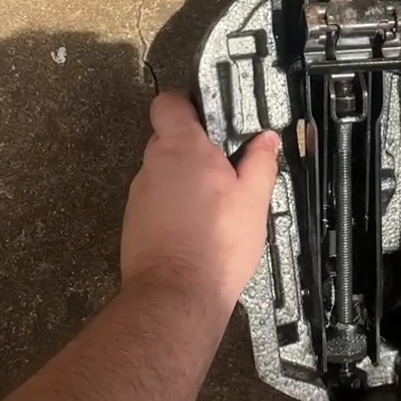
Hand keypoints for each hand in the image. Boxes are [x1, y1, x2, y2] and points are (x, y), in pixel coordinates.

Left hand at [120, 93, 280, 317]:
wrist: (175, 297)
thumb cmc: (215, 246)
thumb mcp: (253, 200)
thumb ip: (260, 163)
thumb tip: (266, 141)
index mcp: (183, 148)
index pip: (169, 102)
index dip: (187, 102)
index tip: (209, 114)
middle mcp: (154, 165)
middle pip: (168, 137)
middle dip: (194, 146)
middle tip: (224, 164)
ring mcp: (140, 194)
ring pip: (163, 170)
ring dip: (184, 177)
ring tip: (213, 202)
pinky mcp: (134, 221)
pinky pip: (156, 198)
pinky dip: (173, 204)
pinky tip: (197, 225)